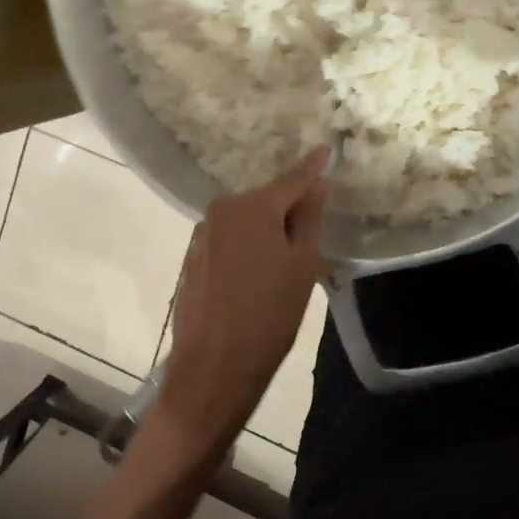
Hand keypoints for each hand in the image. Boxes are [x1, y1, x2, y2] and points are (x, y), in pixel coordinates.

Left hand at [155, 146, 330, 444]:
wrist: (212, 370)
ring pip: (247, 222)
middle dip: (289, 210)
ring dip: (266, 232)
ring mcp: (202, 234)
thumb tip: (319, 181)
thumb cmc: (269, 316)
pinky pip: (229, 241)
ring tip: (286, 264)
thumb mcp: (302, 265)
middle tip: (312, 235)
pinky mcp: (192, 258)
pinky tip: (256, 277)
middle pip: (267, 201)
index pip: (292, 179)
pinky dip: (247, 249)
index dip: (313, 167)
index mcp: (252, 205)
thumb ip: (309, 216)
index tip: (326, 149)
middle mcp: (222, 209)